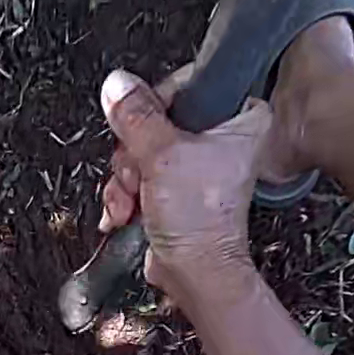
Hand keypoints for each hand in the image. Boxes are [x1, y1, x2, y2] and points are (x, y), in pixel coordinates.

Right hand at [96, 68, 272, 303]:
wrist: (192, 269)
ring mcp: (193, 166)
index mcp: (236, 115)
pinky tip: (126, 212)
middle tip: (139, 175)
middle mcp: (218, 138)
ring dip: (125, 182)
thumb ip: (136, 117)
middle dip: (133, 156)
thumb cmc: (197, 220)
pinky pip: (137, 179)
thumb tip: (116, 85)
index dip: (152, 110)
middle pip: (153, 124)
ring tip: (132, 201)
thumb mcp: (162, 156)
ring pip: (139, 154)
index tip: (143, 132)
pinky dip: (125, 197)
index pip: (183, 86)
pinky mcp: (174, 191)